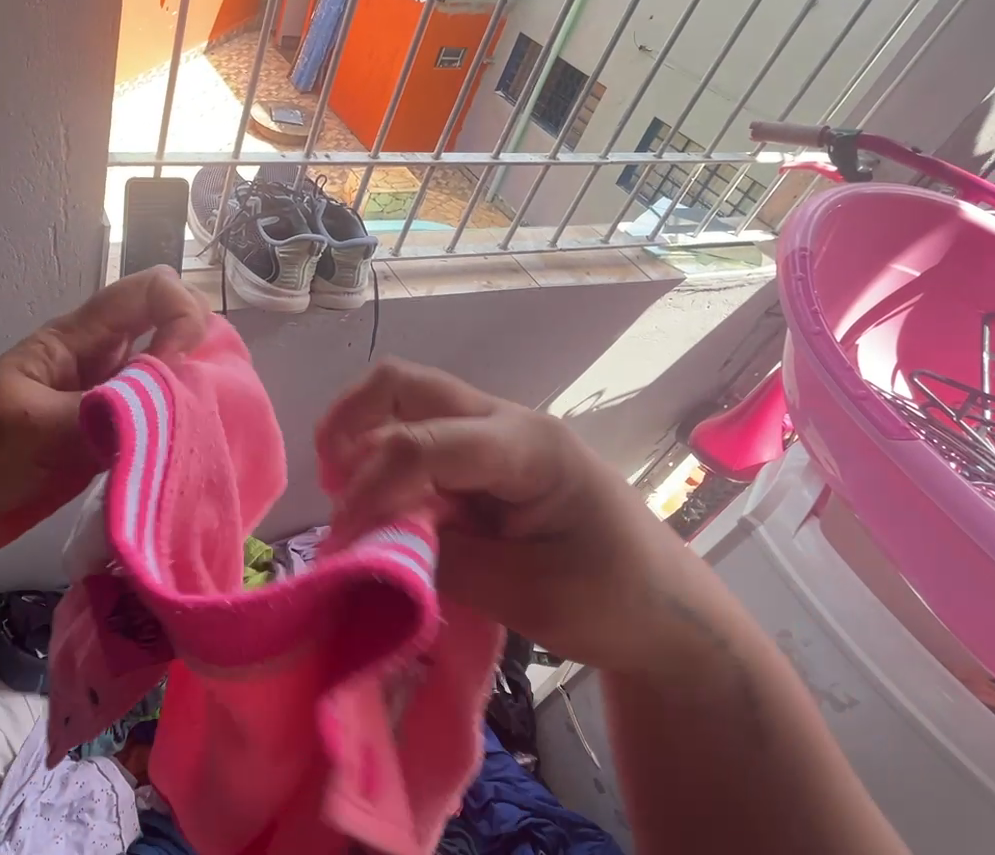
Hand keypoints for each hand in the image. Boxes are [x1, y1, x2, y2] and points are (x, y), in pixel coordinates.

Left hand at [0, 267, 210, 564]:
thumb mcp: (33, 425)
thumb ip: (102, 412)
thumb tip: (173, 404)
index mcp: (76, 338)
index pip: (147, 293)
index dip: (178, 314)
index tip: (180, 367)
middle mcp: (100, 362)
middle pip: (168, 330)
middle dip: (194, 355)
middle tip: (199, 406)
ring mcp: (106, 403)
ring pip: (166, 380)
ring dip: (189, 399)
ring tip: (199, 436)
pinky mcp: (109, 442)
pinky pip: (155, 425)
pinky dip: (175, 435)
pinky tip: (185, 457)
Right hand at [317, 359, 707, 674]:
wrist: (666, 609)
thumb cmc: (610, 600)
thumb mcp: (526, 594)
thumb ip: (442, 561)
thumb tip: (371, 543)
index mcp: (527, 447)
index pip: (425, 445)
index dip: (372, 488)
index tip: (343, 540)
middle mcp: (504, 421)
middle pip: (404, 384)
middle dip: (349, 423)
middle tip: (329, 484)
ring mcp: (492, 433)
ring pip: (404, 399)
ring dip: (359, 433)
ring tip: (342, 490)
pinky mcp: (482, 455)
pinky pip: (416, 433)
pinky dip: (378, 455)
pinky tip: (372, 497)